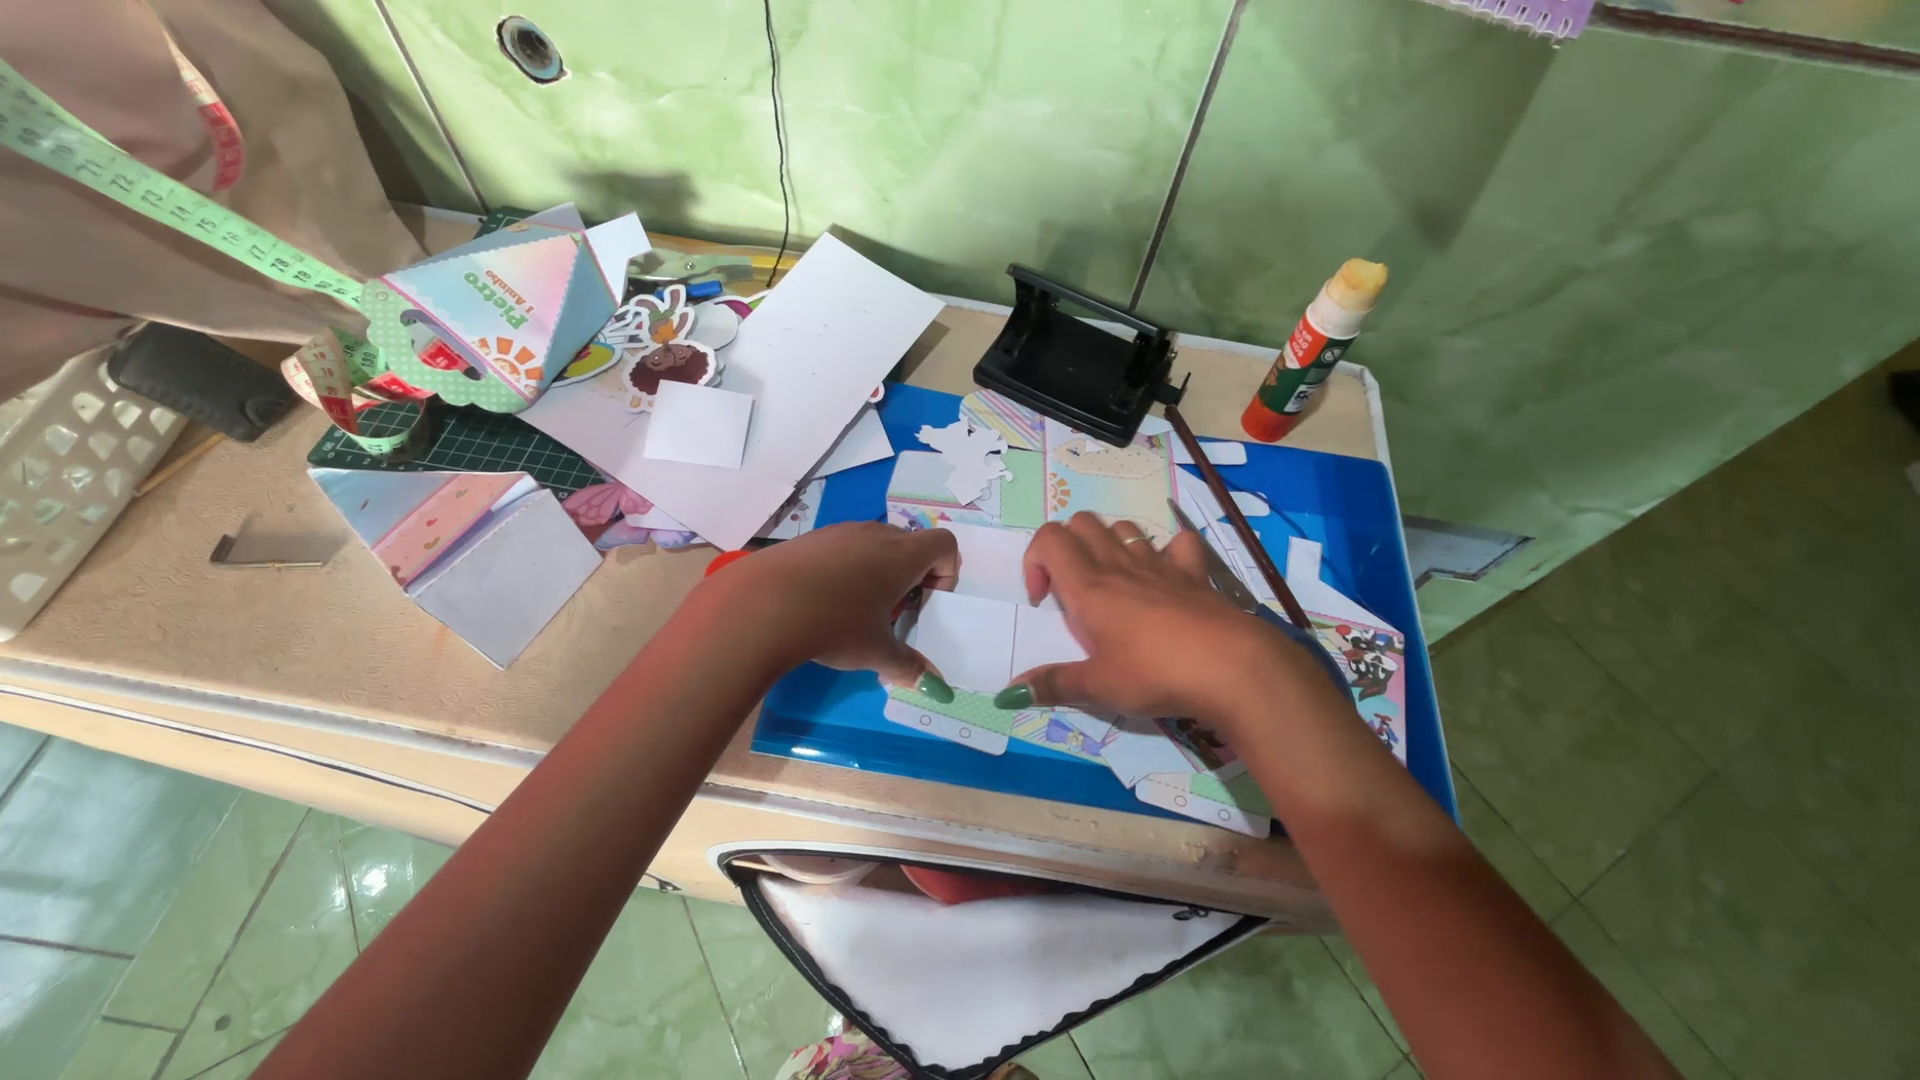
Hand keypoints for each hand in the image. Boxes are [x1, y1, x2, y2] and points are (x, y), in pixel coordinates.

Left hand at [699, 522, 959, 696]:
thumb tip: (934, 687)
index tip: (925, 604)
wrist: (763, 604)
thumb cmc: (835, 624)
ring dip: (877, 571)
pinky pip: (842, 547)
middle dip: (911, 575)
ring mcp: (841, 531)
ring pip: (874, 544)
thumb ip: (909, 666)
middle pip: (911, 543)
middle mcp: (876, 534)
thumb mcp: (876, 652)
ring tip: (857, 608)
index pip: (945, 544)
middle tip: (894, 611)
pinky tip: (823, 600)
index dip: (946, 573)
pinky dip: (846, 568)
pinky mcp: (810, 538)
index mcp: (903, 555)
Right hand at [1004, 513, 1342, 727]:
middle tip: (1072, 590)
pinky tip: (1166, 576)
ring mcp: (1160, 565)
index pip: (1049, 539)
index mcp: (1089, 587)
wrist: (1231, 666)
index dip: (1035, 560)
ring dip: (1109, 543)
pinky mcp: (1195, 574)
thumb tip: (1009, 694)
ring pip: (1124, 527)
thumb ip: (1054, 684)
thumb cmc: (1155, 674)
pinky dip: (1167, 551)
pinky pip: (1179, 544)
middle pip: (1082, 522)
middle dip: (1066, 546)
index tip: (1045, 602)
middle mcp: (1120, 565)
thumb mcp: (1099, 687)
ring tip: (1113, 584)